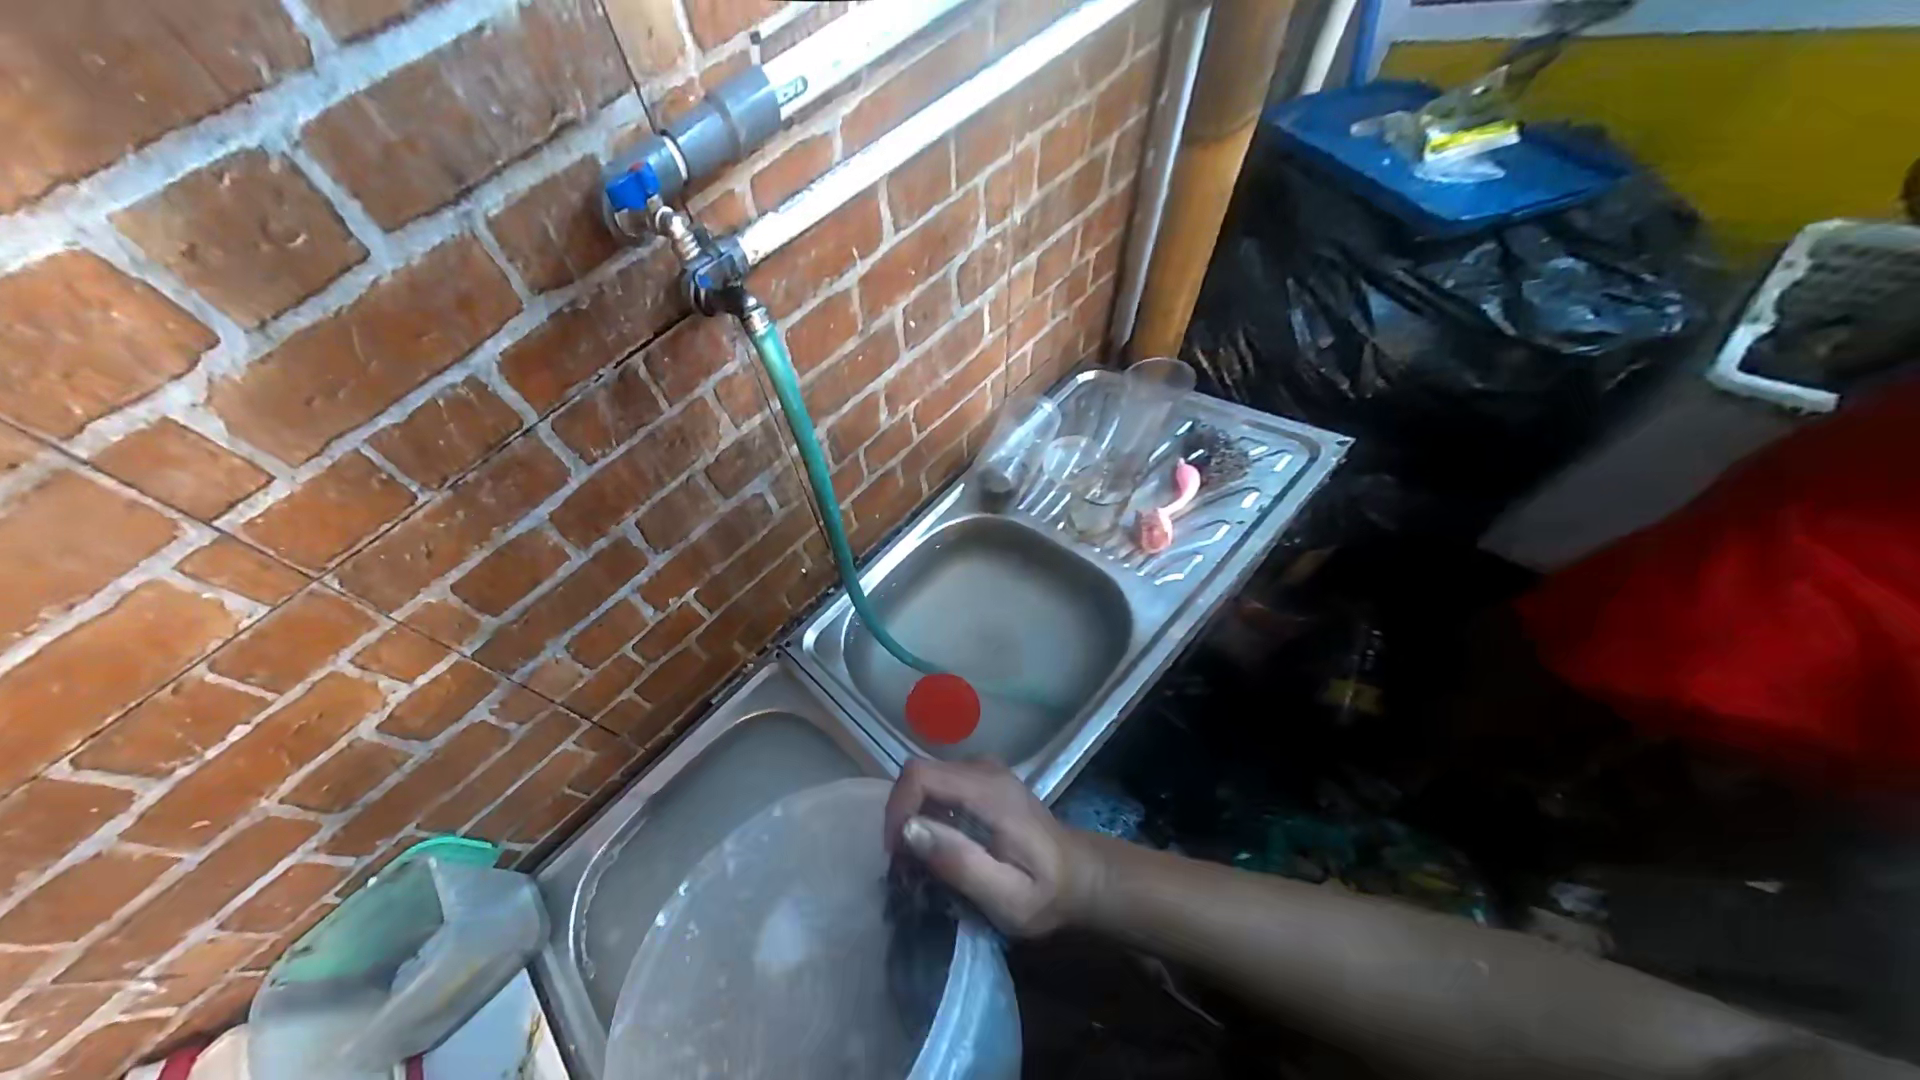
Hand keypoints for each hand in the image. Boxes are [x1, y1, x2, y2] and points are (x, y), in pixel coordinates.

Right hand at [883, 759, 1099, 936]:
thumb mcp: (1006, 897)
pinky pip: (940, 786)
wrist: (1080, 875)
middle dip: (902, 816)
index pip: (920, 774)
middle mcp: (983, 768)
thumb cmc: (1046, 892)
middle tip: (905, 864)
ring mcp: (983, 770)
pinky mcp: (981, 779)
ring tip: (919, 861)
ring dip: (912, 816)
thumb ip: (960, 863)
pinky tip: (938, 847)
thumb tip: (910, 831)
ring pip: (926, 779)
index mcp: (989, 790)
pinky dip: (927, 813)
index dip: (898, 808)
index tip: (897, 852)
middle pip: (919, 774)